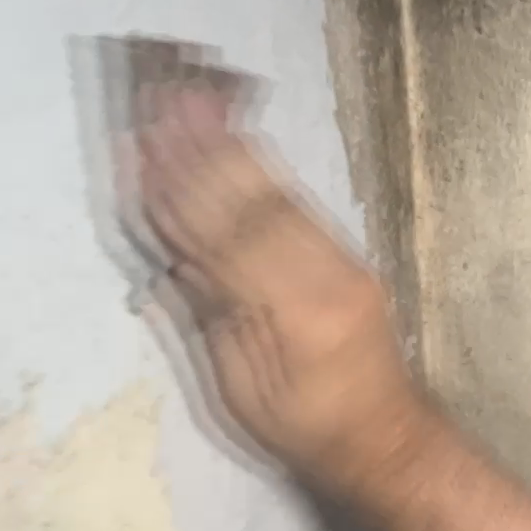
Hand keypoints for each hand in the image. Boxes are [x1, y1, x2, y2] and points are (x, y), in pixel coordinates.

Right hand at [132, 83, 430, 488]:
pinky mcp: (357, 265)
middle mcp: (329, 279)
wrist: (387, 434)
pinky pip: (308, 213)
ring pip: (285, 200)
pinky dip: (270, 179)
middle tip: (167, 96)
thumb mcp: (243, 392)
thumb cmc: (306, 430)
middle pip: (258, 206)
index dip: (184, 194)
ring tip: (199, 102)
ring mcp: (350, 267)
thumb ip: (211, 318)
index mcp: (296, 315)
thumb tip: (174, 255)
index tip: (142, 146)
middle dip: (208, 152)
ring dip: (237, 152)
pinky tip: (246, 149)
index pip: (228, 240)